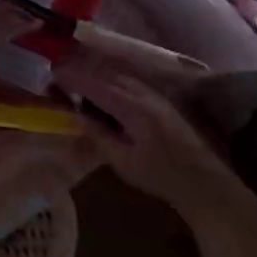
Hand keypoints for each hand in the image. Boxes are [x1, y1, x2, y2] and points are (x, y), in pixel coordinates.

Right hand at [55, 53, 249, 224]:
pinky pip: (131, 84)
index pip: (95, 85)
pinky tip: (104, 93)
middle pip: (108, 75)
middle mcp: (145, 95)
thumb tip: (75, 115)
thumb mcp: (122, 161)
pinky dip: (111, 82)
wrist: (205, 184)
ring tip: (77, 83)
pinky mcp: (163, 104)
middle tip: (59, 77)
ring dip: (97, 76)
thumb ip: (98, 134)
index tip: (51, 74)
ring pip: (121, 77)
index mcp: (133, 108)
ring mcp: (156, 97)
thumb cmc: (161, 176)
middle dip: (82, 72)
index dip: (72, 78)